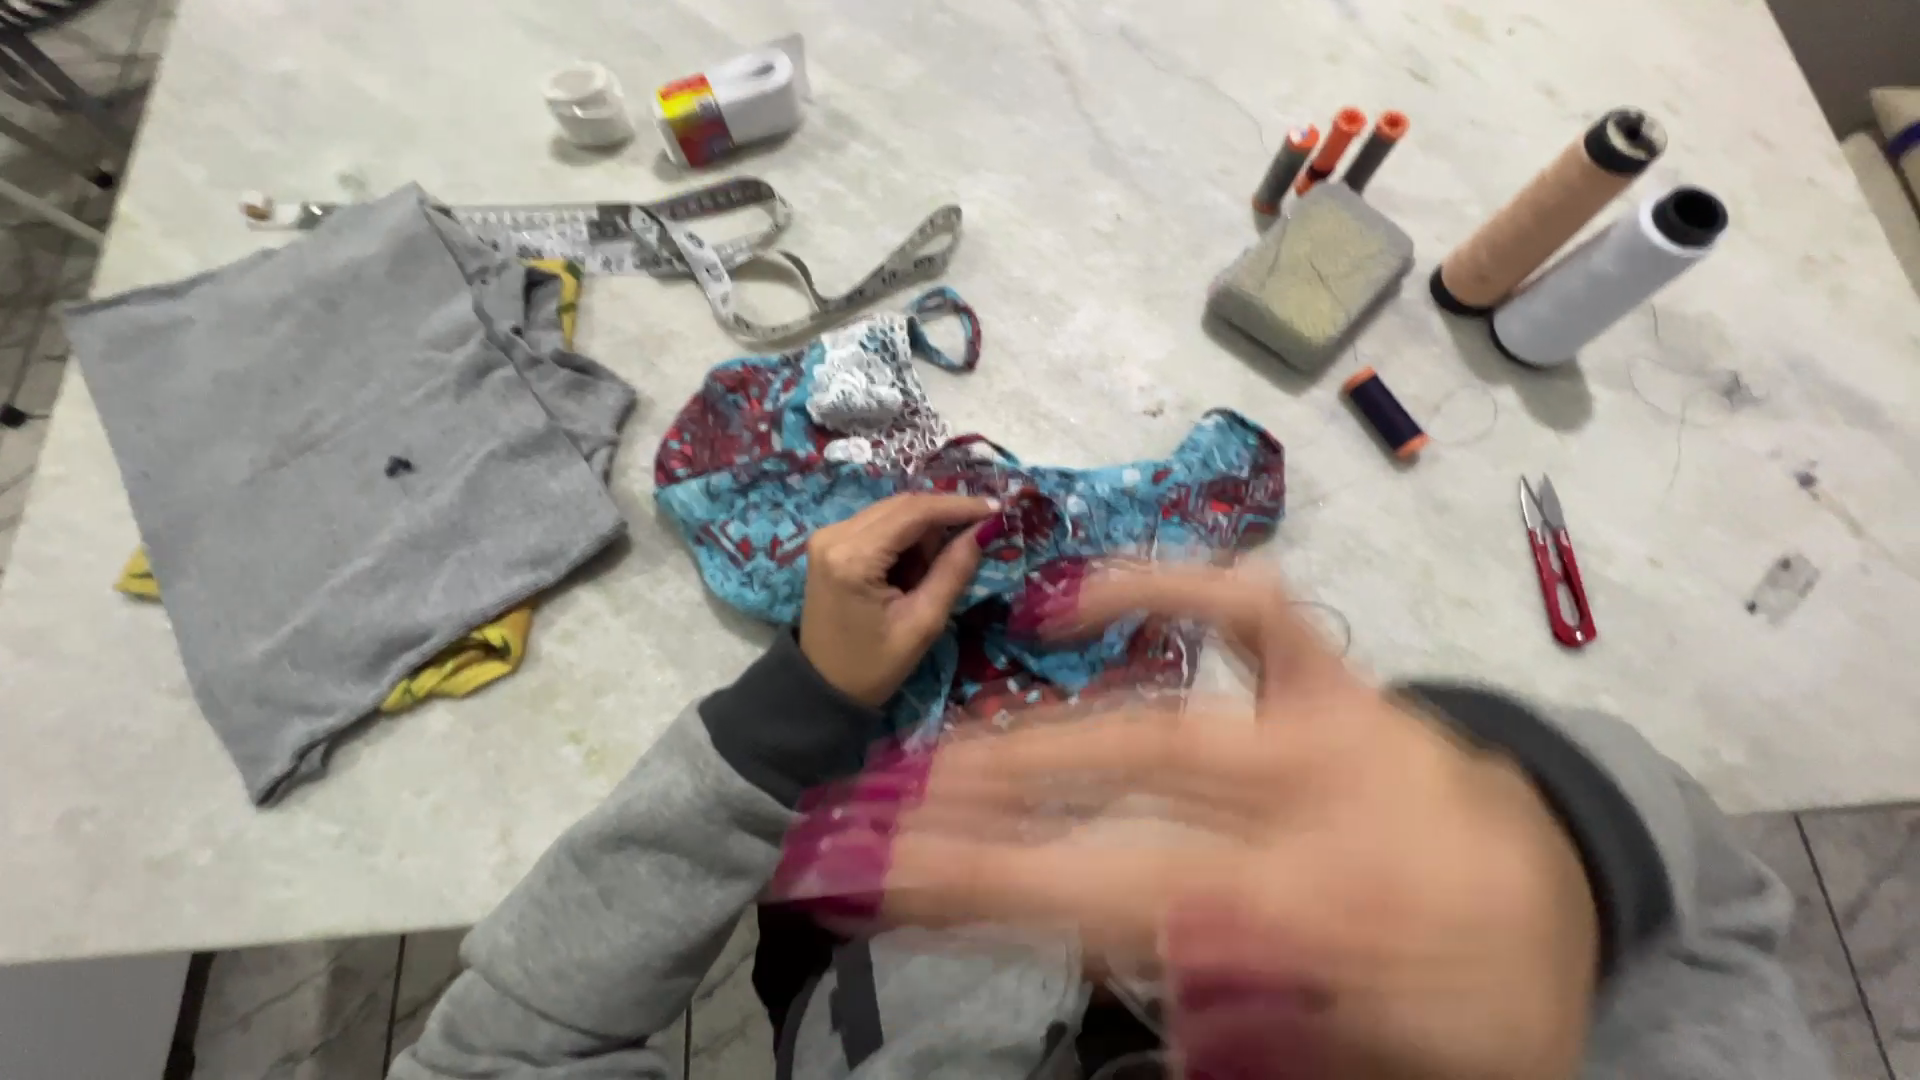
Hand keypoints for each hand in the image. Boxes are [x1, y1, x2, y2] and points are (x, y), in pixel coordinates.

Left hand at [798, 493, 999, 706]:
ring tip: (933, 571)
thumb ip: (954, 571)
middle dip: (942, 519)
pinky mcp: (829, 543)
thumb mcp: (923, 623)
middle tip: (975, 540)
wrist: (823, 688)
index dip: (958, 506)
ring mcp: (828, 536)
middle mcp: (834, 535)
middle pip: (902, 506)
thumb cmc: (874, 666)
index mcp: (853, 557)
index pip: (913, 512)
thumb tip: (984, 530)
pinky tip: (912, 570)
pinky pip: (878, 525)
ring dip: (922, 533)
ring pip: (892, 512)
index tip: (996, 508)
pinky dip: (904, 539)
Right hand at [881, 566, 1599, 1079]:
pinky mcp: (1334, 677)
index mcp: (1335, 907)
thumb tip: (1135, 962)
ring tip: (948, 762)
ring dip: (1041, 741)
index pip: (1126, 893)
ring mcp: (1327, 719)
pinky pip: (1249, 615)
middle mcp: (1322, 798)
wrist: (1553, 886)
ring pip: (1161, 720)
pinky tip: (1074, 603)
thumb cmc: (1471, 989)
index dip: (1004, 884)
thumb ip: (1259, 1017)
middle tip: (894, 824)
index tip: (904, 882)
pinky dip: (1165, 588)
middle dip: (996, 811)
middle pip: (1126, 801)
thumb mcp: (1395, 1055)